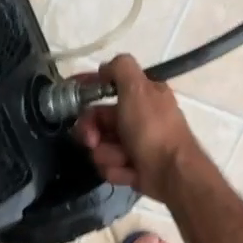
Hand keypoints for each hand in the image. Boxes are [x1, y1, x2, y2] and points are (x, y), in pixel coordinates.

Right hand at [73, 54, 203, 201]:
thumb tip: (104, 68)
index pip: (108, 87)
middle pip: (98, 120)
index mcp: (143, 95)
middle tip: (92, 140)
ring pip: (101, 147)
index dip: (87, 89)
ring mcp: (136, 145)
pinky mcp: (133, 168)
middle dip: (91, 131)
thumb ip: (120, 68)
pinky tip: (131, 172)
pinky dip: (118, 170)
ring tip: (124, 159)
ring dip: (107, 154)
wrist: (172, 173)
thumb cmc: (153, 128)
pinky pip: (111, 167)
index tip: (70, 93)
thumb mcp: (137, 88)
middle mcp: (139, 118)